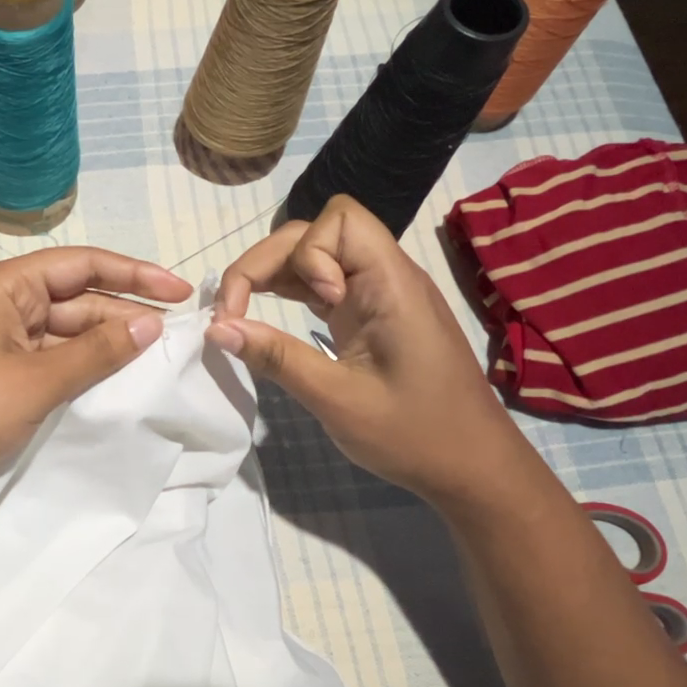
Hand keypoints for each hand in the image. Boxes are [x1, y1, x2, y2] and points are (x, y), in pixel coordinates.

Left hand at [0, 247, 191, 496]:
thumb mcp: (38, 380)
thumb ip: (98, 351)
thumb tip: (151, 323)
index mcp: (6, 285)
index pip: (82, 263)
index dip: (135, 273)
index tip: (181, 293)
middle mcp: (4, 301)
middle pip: (77, 296)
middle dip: (124, 313)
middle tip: (176, 337)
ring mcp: (0, 337)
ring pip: (67, 330)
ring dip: (106, 343)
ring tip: (156, 358)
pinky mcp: (0, 370)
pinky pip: (52, 356)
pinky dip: (82, 365)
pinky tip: (116, 378)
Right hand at [206, 196, 529, 505]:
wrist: (470, 466)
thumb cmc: (413, 434)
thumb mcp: (337, 400)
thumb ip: (277, 358)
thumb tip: (216, 328)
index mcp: (390, 285)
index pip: (339, 220)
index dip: (306, 252)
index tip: (304, 306)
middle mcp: (384, 277)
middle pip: (315, 233)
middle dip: (267, 262)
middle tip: (234, 314)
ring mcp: (376, 295)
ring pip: (313, 256)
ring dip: (273, 277)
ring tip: (240, 317)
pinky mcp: (369, 315)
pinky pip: (322, 284)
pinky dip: (289, 294)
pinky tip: (265, 320)